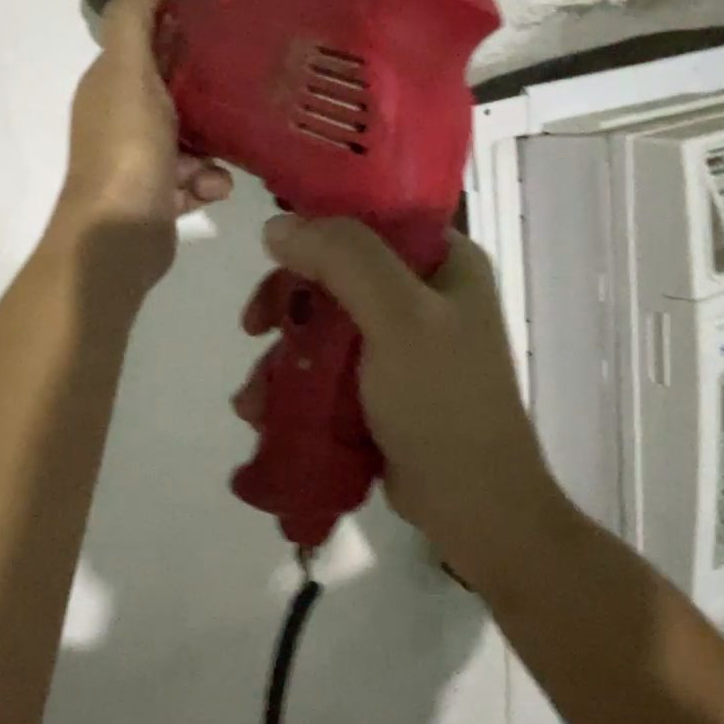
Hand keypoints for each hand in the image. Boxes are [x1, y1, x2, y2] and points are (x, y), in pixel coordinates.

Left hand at [52, 0, 232, 283]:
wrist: (119, 237)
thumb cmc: (126, 149)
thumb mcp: (129, 72)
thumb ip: (134, 16)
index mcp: (109, 84)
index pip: (145, 41)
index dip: (178, 23)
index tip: (224, 12)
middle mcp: (121, 119)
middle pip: (173, 91)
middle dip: (208, 89)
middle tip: (249, 79)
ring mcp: (140, 162)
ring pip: (190, 139)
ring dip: (212, 146)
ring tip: (227, 152)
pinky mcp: (159, 198)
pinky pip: (194, 180)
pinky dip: (206, 182)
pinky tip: (213, 188)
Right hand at [235, 216, 571, 581]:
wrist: (471, 505)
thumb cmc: (442, 402)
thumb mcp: (398, 318)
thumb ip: (343, 261)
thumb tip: (278, 226)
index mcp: (443, 262)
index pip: (371, 219)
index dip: (317, 229)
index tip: (273, 255)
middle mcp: (424, 295)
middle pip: (336, 276)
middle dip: (288, 307)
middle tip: (254, 329)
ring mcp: (401, 344)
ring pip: (323, 327)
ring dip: (282, 358)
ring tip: (252, 401)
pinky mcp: (381, 386)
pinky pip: (326, 368)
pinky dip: (295, 385)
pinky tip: (264, 413)